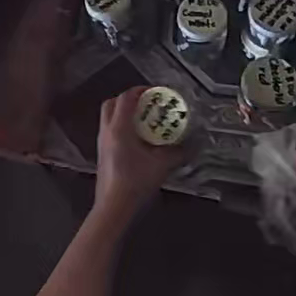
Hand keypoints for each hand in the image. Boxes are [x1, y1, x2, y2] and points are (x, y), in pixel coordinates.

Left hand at [94, 87, 184, 223]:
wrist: (113, 204)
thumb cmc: (136, 181)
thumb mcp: (162, 165)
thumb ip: (178, 152)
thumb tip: (194, 145)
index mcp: (119, 128)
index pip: (125, 98)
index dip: (139, 91)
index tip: (155, 92)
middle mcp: (106, 130)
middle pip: (111, 103)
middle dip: (129, 99)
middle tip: (147, 104)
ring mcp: (101, 141)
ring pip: (108, 117)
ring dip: (124, 113)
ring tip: (145, 120)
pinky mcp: (101, 152)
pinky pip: (109, 129)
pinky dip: (121, 126)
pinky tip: (138, 139)